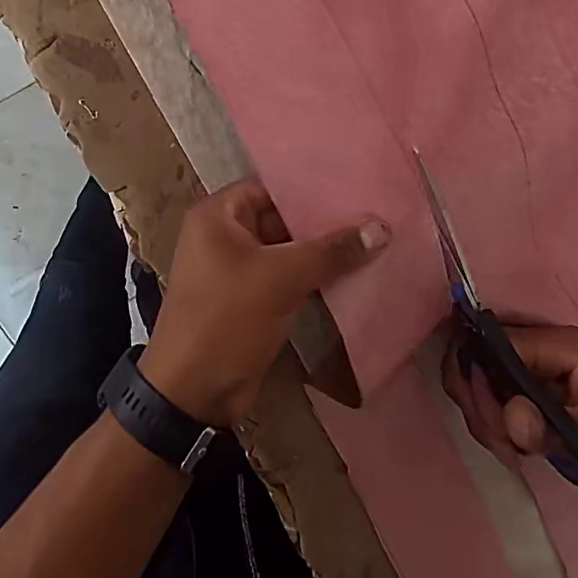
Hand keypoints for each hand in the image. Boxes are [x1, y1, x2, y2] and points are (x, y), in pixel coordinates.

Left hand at [142, 180, 389, 427]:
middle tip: (377, 209)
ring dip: (328, 249)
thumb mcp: (280, 278)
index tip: (358, 182)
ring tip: (378, 235)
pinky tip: (359, 268)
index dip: (314, 184)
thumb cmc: (226, 320)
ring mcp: (243, 269)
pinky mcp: (257, 299)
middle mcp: (228, 235)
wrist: (194, 394)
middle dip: (327, 219)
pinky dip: (320, 275)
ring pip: (293, 249)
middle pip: (286, 217)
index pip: (274, 186)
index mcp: (219, 216)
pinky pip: (293, 276)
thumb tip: (382, 228)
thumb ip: (332, 250)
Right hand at [442, 323, 577, 521]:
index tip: (488, 422)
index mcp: (565, 345)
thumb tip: (508, 413)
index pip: (496, 342)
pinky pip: (498, 399)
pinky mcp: (538, 394)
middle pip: (482, 358)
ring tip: (513, 452)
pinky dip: (495, 426)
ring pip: (485, 381)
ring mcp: (541, 371)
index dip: (478, 376)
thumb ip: (546, 429)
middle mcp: (548, 348)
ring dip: (486, 419)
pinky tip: (516, 450)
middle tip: (501, 444)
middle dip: (479, 402)